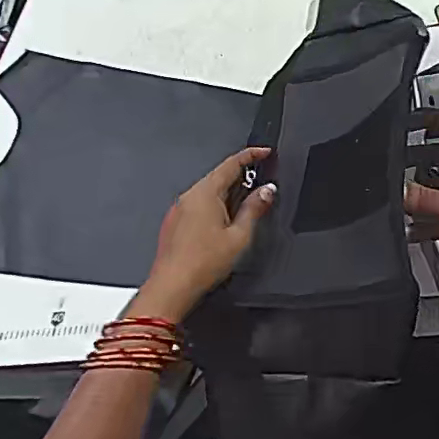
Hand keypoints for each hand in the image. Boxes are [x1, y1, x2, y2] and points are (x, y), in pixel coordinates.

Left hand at [133, 148, 276, 321]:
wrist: (172, 286)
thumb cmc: (203, 263)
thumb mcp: (239, 236)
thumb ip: (254, 209)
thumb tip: (266, 191)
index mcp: (206, 192)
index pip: (231, 163)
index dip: (251, 155)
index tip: (264, 152)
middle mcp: (190, 196)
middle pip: (219, 177)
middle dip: (242, 178)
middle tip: (261, 186)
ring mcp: (180, 209)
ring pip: (209, 192)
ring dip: (229, 195)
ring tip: (245, 210)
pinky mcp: (176, 222)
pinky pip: (199, 205)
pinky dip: (215, 207)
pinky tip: (224, 225)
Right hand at [405, 119, 438, 303]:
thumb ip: (429, 200)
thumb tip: (398, 191)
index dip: (431, 119)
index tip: (409, 114)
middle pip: (436, 163)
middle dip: (412, 161)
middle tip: (388, 162)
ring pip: (434, 195)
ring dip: (415, 198)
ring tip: (392, 199)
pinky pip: (438, 223)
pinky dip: (422, 225)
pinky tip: (409, 229)